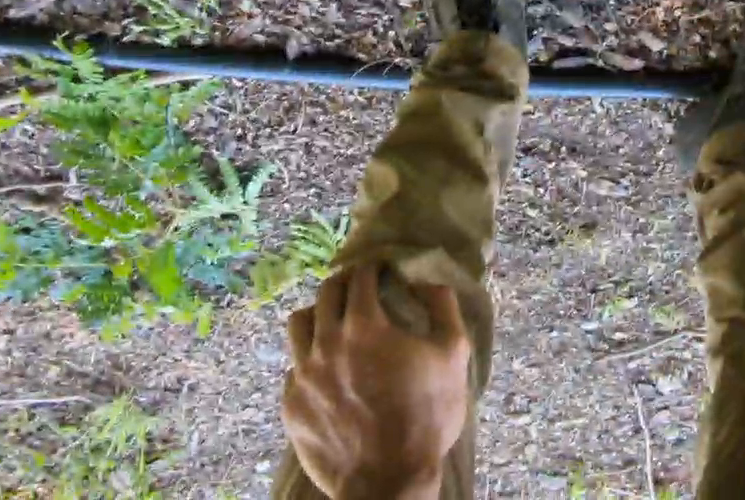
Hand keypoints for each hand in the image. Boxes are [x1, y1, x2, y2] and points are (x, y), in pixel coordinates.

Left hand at [281, 263, 470, 499]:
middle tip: (359, 289)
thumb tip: (427, 281)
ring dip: (318, 315)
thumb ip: (443, 307)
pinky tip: (327, 370)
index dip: (373, 268)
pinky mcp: (291, 404)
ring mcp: (303, 374)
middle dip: (345, 283)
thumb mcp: (453, 354)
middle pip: (326, 292)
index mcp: (364, 324)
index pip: (360, 276)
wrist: (389, 483)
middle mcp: (327, 341)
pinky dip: (309, 359)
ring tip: (333, 323)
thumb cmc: (426, 416)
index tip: (381, 269)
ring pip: (298, 323)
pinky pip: (293, 367)